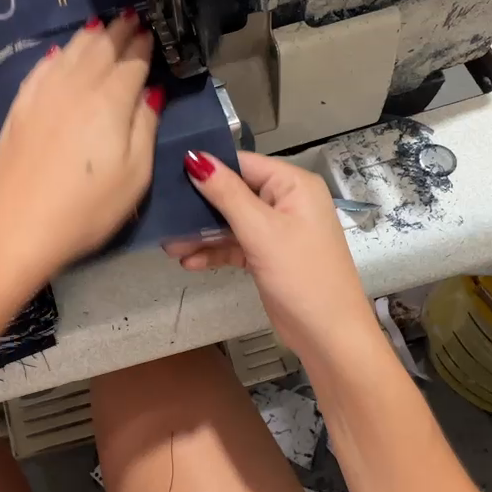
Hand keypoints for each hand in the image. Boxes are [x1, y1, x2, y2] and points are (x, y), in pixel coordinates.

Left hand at [0, 12, 162, 283]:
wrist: (20, 226)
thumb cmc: (88, 208)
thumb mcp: (136, 174)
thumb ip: (146, 125)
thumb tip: (152, 90)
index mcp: (111, 100)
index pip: (133, 60)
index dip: (145, 45)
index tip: (153, 32)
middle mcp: (77, 86)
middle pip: (102, 47)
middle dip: (120, 31)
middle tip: (133, 18)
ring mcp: (43, 94)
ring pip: (71, 51)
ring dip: (91, 36)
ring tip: (103, 26)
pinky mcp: (20, 107)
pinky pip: (42, 68)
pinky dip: (58, 55)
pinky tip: (61, 53)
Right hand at [166, 150, 381, 360]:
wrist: (327, 333)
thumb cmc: (301, 274)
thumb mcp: (260, 230)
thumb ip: (226, 193)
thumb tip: (194, 158)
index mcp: (293, 185)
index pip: (243, 164)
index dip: (208, 168)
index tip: (169, 174)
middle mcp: (286, 202)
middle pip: (234, 193)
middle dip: (200, 206)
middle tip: (164, 214)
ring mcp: (277, 230)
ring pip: (231, 222)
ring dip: (202, 234)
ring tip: (170, 246)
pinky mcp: (268, 255)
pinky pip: (236, 245)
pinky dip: (215, 252)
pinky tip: (190, 262)